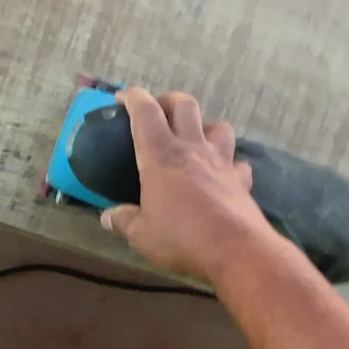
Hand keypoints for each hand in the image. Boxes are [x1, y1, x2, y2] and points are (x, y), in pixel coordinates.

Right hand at [99, 88, 283, 283]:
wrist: (235, 251)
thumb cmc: (181, 237)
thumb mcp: (141, 234)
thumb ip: (123, 221)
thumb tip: (108, 217)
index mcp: (161, 156)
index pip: (145, 111)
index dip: (132, 97)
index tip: (121, 97)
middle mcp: (192, 149)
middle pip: (184, 105)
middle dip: (168, 100)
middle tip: (158, 112)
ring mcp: (221, 162)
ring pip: (218, 126)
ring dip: (204, 126)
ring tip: (194, 140)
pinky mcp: (241, 180)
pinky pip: (237, 162)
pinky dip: (229, 164)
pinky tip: (221, 175)